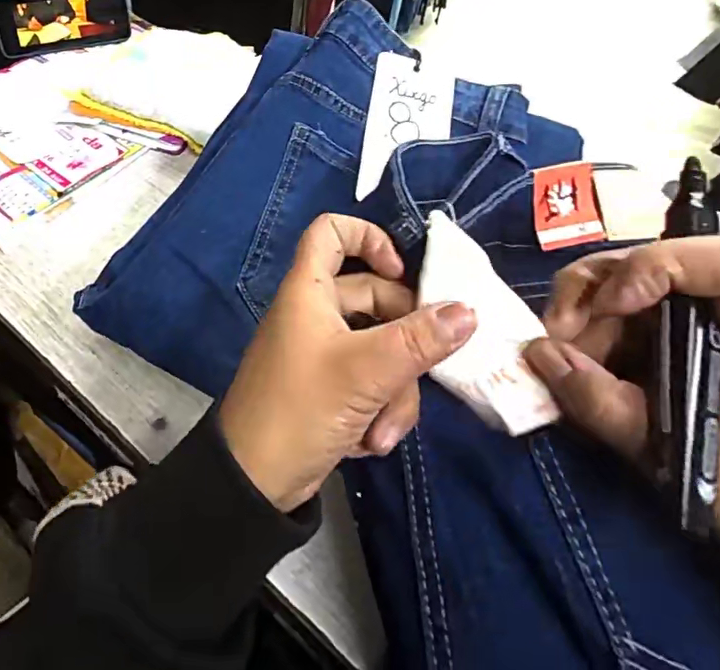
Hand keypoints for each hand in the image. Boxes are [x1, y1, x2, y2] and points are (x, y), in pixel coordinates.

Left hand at [218, 214, 477, 511]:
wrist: (251, 488)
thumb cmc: (301, 409)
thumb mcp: (367, 372)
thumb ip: (420, 340)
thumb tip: (468, 311)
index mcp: (310, 290)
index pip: (333, 232)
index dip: (370, 239)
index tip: (400, 273)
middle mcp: (318, 313)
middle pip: (377, 298)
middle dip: (403, 343)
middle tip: (414, 371)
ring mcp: (326, 352)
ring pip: (382, 347)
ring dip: (394, 390)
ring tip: (382, 428)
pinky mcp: (333, 387)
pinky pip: (374, 380)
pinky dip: (380, 408)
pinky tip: (371, 440)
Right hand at [523, 238, 719, 578]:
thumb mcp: (702, 469)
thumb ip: (619, 415)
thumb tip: (541, 359)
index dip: (663, 265)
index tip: (613, 306)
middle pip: (664, 263)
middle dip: (600, 287)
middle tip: (556, 334)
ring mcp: (704, 327)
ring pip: (634, 287)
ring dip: (586, 315)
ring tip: (556, 361)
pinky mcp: (680, 347)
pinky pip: (626, 324)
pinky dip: (591, 340)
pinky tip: (571, 370)